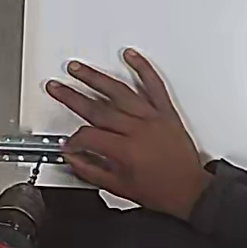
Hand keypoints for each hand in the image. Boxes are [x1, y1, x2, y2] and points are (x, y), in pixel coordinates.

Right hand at [45, 48, 211, 220]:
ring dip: (96, 78)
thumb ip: (90, 170)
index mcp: (125, 151)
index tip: (69, 143)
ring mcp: (153, 118)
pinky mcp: (166, 112)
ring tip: (79, 68)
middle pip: (98, 108)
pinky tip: (130, 56)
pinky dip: (143, 68)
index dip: (74, 139)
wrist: (190, 191)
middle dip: (72, 96)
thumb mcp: (118, 187)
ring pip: (120, 92)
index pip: (89, 136)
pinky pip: (154, 85)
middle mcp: (138, 130)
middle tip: (56, 87)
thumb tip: (72, 157)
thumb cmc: (160, 191)